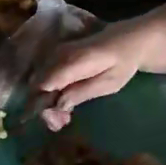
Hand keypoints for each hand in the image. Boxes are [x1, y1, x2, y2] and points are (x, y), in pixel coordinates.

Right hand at [35, 21, 154, 130]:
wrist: (128, 39)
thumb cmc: (122, 63)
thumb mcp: (109, 83)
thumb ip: (82, 92)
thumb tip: (59, 104)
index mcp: (70, 62)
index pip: (42, 86)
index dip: (43, 107)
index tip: (55, 123)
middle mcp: (57, 56)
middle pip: (37, 86)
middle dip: (44, 109)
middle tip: (59, 125)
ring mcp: (54, 55)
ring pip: (39, 83)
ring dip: (47, 103)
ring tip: (63, 120)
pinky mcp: (55, 57)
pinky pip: (45, 78)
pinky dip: (51, 94)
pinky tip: (64, 107)